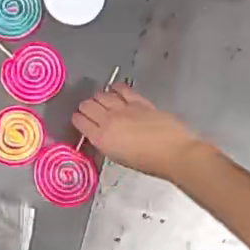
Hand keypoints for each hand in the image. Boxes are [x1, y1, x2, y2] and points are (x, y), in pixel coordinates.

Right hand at [73, 83, 207, 180]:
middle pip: (88, 105)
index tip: (78, 119)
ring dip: (98, 97)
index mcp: (101, 138)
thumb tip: (102, 135)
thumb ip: (106, 143)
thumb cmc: (147, 162)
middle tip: (87, 109)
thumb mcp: (118, 157)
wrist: (172, 152)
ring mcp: (124, 108)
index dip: (77, 119)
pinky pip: (122, 89)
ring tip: (99, 99)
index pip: (80, 122)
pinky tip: (115, 89)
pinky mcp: (139, 101)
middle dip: (85, 106)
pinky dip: (116, 88)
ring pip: (102, 95)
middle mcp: (108, 121)